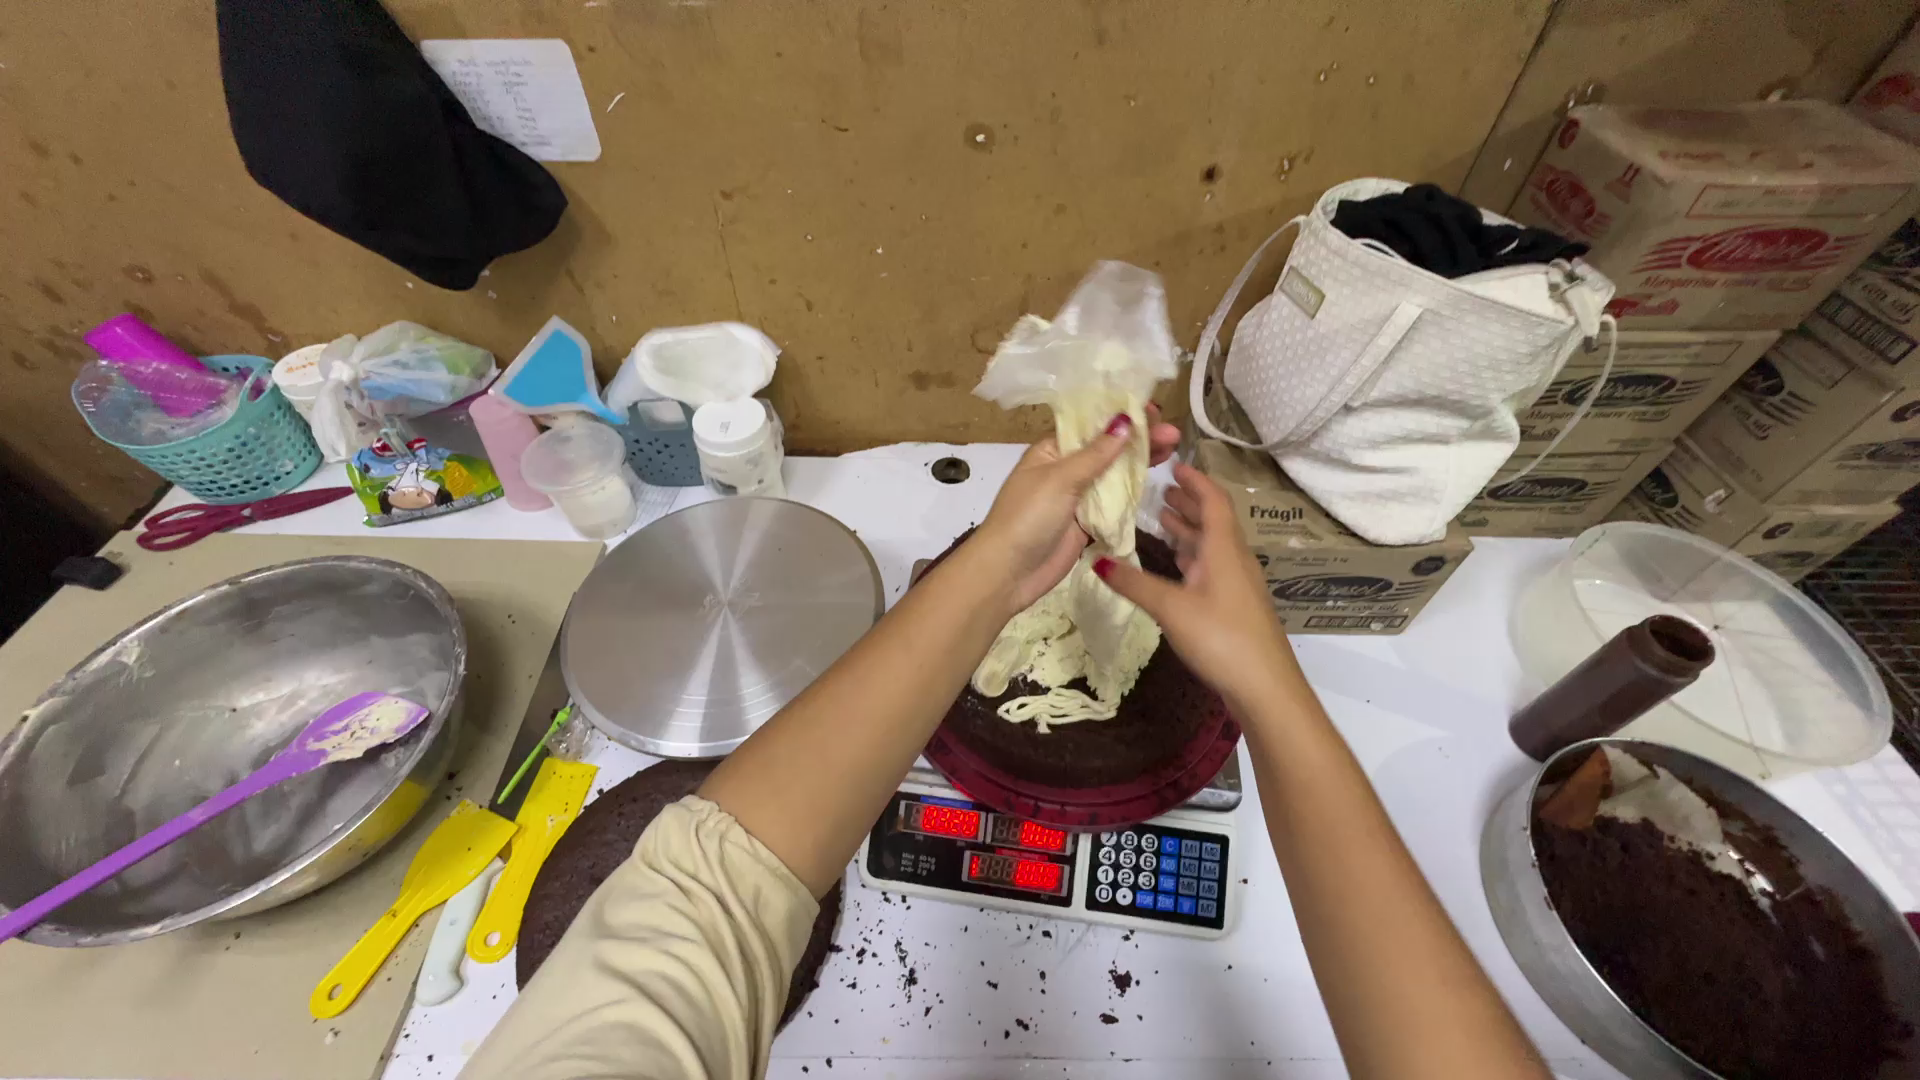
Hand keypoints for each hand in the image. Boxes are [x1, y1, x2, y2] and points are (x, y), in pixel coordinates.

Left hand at [959, 404, 1180, 616]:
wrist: (1008, 572)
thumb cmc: (1027, 517)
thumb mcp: (1059, 479)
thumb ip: (1095, 453)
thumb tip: (1124, 421)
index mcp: (1051, 450)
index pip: (1090, 425)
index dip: (1120, 416)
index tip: (1153, 411)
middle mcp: (1065, 469)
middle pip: (1107, 448)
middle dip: (1138, 439)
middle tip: (1173, 434)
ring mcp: (1077, 497)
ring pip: (1113, 474)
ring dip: (1140, 463)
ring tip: (1172, 450)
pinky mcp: (1086, 522)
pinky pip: (1114, 502)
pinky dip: (1133, 491)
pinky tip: (1156, 479)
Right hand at [1092, 463, 1301, 714]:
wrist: (1265, 688)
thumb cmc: (1221, 638)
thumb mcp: (1171, 607)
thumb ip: (1134, 583)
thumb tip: (1097, 560)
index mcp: (1224, 550)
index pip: (1213, 502)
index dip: (1195, 482)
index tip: (1175, 466)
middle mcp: (1233, 560)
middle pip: (1213, 521)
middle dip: (1188, 503)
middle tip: (1161, 491)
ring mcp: (1235, 585)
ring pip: (1211, 546)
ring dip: (1189, 529)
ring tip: (1162, 518)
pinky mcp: (1233, 607)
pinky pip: (1210, 567)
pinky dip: (1190, 556)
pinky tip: (1175, 562)